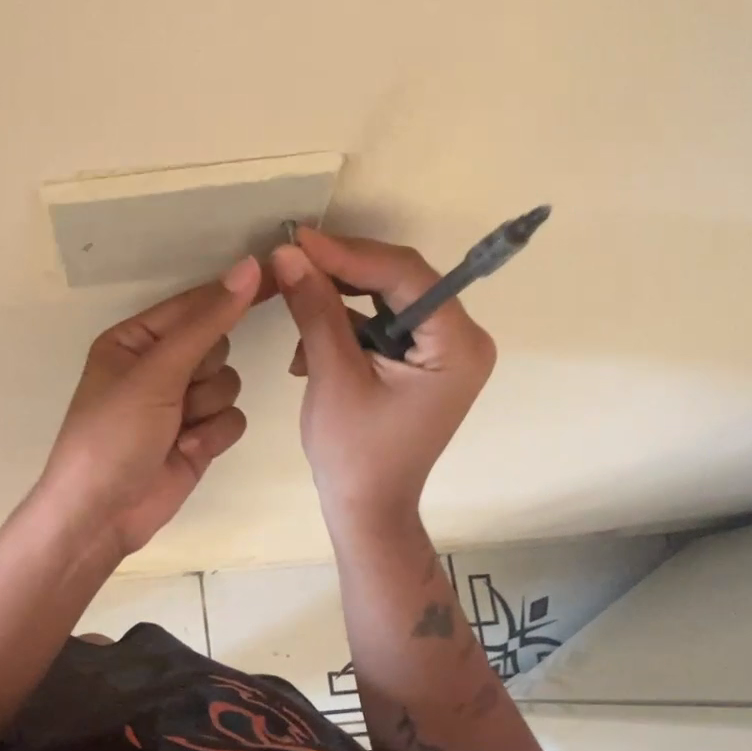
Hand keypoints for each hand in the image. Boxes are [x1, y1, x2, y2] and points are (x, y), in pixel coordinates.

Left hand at [36, 256, 264, 555]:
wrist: (101, 516)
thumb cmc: (112, 437)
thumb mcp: (155, 374)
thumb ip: (206, 324)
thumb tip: (248, 269)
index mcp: (134, 341)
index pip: (194, 305)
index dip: (232, 293)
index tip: (278, 275)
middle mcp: (158, 367)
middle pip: (218, 346)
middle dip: (205, 372)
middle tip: (176, 396)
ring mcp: (180, 404)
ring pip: (229, 383)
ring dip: (207, 408)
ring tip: (174, 431)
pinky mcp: (198, 438)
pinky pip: (232, 418)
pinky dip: (213, 436)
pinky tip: (185, 452)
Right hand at [273, 227, 496, 525]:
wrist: (365, 510)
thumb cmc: (355, 454)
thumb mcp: (332, 376)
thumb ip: (315, 310)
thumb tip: (288, 254)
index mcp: (459, 344)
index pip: (405, 275)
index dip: (349, 253)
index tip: (298, 240)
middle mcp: (462, 339)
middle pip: (398, 281)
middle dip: (341, 274)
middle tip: (290, 260)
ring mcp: (443, 351)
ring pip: (385, 301)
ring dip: (336, 306)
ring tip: (294, 314)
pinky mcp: (420, 363)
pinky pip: (381, 326)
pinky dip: (344, 331)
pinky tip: (309, 352)